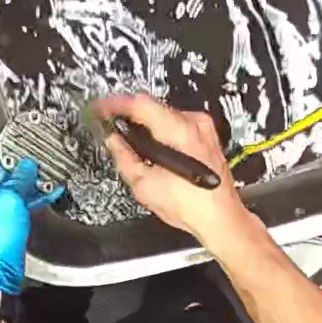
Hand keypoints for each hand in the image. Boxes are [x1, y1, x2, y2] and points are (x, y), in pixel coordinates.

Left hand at [0, 142, 58, 293]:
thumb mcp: (8, 199)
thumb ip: (19, 179)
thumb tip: (28, 166)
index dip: (7, 144)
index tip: (24, 136)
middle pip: (4, 169)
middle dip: (24, 161)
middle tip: (42, 152)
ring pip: (16, 185)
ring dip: (33, 178)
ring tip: (51, 169)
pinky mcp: (8, 222)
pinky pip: (23, 202)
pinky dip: (36, 195)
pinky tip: (51, 189)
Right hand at [94, 94, 253, 250]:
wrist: (221, 218)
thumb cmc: (193, 206)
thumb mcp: (145, 186)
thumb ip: (124, 158)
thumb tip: (114, 143)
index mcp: (178, 130)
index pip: (139, 103)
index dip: (114, 104)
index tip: (101, 108)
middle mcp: (194, 124)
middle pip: (153, 107)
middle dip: (130, 117)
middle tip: (113, 126)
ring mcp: (204, 130)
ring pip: (166, 117)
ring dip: (147, 126)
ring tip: (132, 142)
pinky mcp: (208, 139)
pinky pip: (179, 127)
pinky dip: (163, 134)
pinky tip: (155, 151)